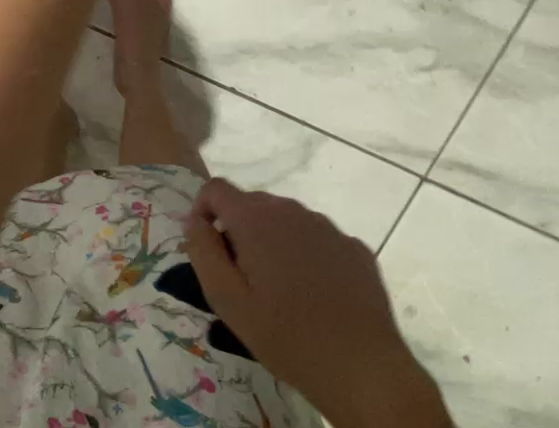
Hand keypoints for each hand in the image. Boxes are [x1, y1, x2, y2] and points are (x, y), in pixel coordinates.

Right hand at [183, 180, 452, 427]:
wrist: (363, 370)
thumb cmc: (284, 335)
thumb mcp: (226, 298)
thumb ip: (202, 249)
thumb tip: (195, 220)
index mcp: (255, 218)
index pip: (215, 188)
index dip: (203, 211)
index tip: (208, 249)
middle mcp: (291, 210)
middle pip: (251, 203)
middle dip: (238, 230)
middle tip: (242, 278)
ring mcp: (327, 227)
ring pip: (285, 220)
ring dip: (272, 241)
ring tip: (279, 289)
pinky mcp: (354, 248)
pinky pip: (317, 239)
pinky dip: (306, 255)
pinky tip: (314, 295)